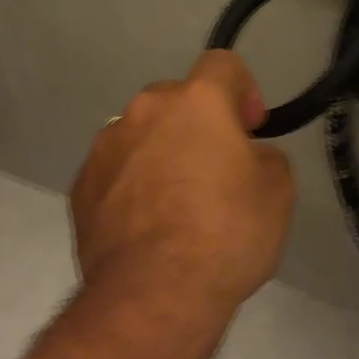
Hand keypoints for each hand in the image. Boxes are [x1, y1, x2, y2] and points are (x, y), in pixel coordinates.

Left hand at [71, 50, 294, 311]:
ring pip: (140, 135)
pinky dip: (131, 185)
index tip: (252, 127)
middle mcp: (144, 111)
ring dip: (160, 153)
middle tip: (215, 168)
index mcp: (196, 102)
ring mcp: (105, 147)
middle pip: (176, 99)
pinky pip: (115, 171)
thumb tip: (247, 156)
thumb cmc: (224, 234)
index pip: (223, 64)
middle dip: (197, 124)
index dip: (244, 89)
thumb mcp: (277, 194)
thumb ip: (265, 158)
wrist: (152, 294)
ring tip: (175, 203)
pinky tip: (146, 226)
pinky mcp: (81, 186)